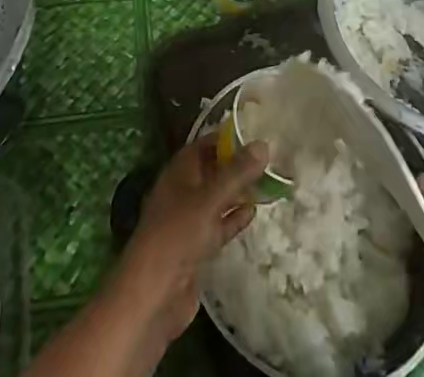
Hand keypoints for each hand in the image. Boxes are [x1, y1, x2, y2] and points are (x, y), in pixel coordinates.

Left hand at [112, 130, 270, 346]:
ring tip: (269, 180)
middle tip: (270, 155)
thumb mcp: (209, 199)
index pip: (204, 145)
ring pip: (218, 198)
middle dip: (237, 164)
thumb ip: (236, 172)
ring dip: (239, 190)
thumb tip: (264, 144)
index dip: (227, 136)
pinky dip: (234, 217)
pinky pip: (219, 224)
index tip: (256, 130)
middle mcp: (183, 192)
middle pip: (212, 170)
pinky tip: (254, 212)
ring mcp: (189, 220)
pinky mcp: (197, 246)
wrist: (154, 294)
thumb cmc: (177, 236)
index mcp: (178, 173)